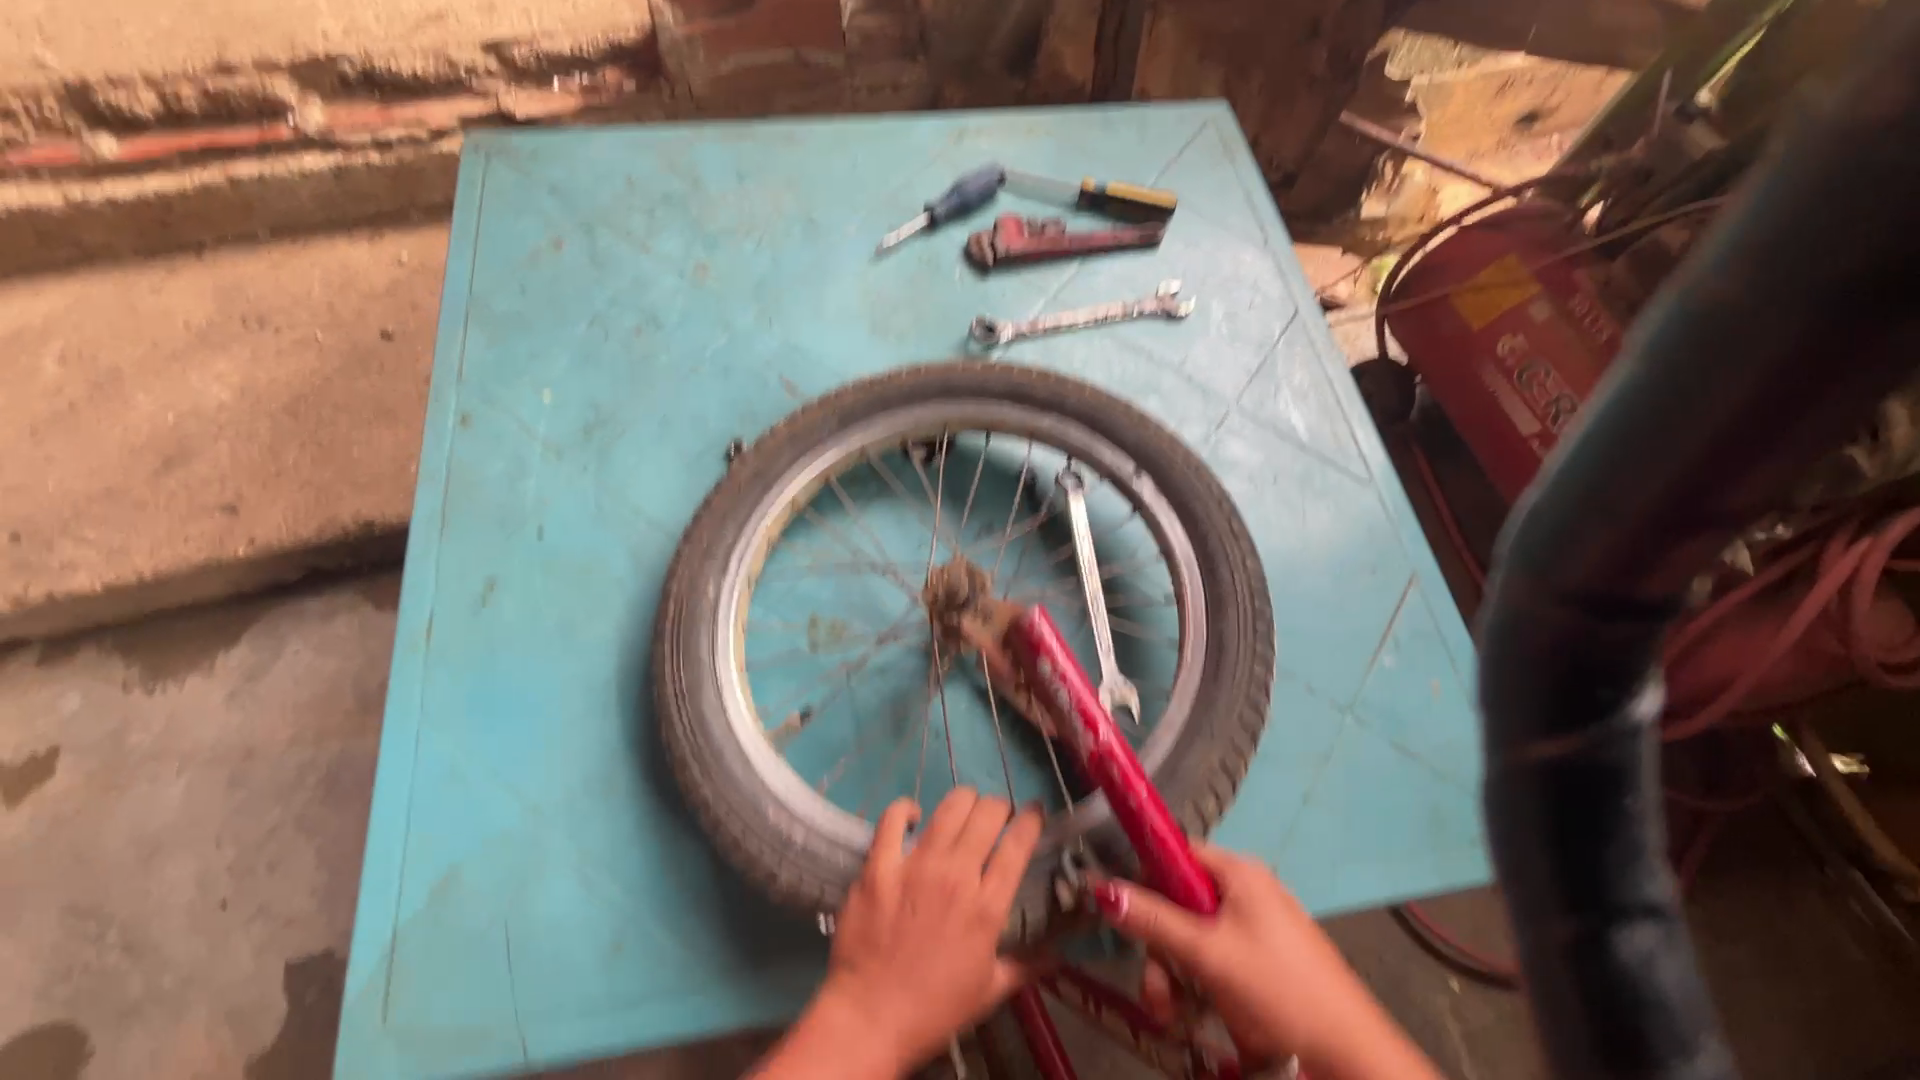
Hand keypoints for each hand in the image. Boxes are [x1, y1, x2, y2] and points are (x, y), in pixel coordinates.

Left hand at [812, 789, 1044, 1072]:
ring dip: (963, 802)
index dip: (1032, 819)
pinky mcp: (878, 866)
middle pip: (987, 814)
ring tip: (963, 810)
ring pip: (949, 807)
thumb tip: (1059, 955)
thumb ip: (1026, 966)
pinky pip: (893, 819)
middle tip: (996, 816)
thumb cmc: (935, 1008)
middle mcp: (957, 876)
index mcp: (988, 906)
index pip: (1019, 843)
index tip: (1034, 812)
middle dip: (998, 807)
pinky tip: (912, 816)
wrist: (871, 1018)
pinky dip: (906, 810)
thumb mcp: (990, 991)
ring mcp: (915, 867)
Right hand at [1093, 844, 1441, 1079]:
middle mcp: (1245, 894)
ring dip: (1170, 976)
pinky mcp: (1259, 967)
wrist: (1350, 1061)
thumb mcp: (1207, 954)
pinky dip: (1194, 988)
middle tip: (1155, 987)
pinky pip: (1210, 964)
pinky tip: (1190, 1018)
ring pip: (1189, 939)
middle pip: (1177, 902)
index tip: (1121, 909)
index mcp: (1239, 874)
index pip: (1176, 851)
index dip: (1144, 875)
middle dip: (1158, 947)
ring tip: (1170, 1014)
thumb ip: (1152, 919)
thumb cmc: (1278, 991)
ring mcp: (1254, 932)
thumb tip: (1100, 887)